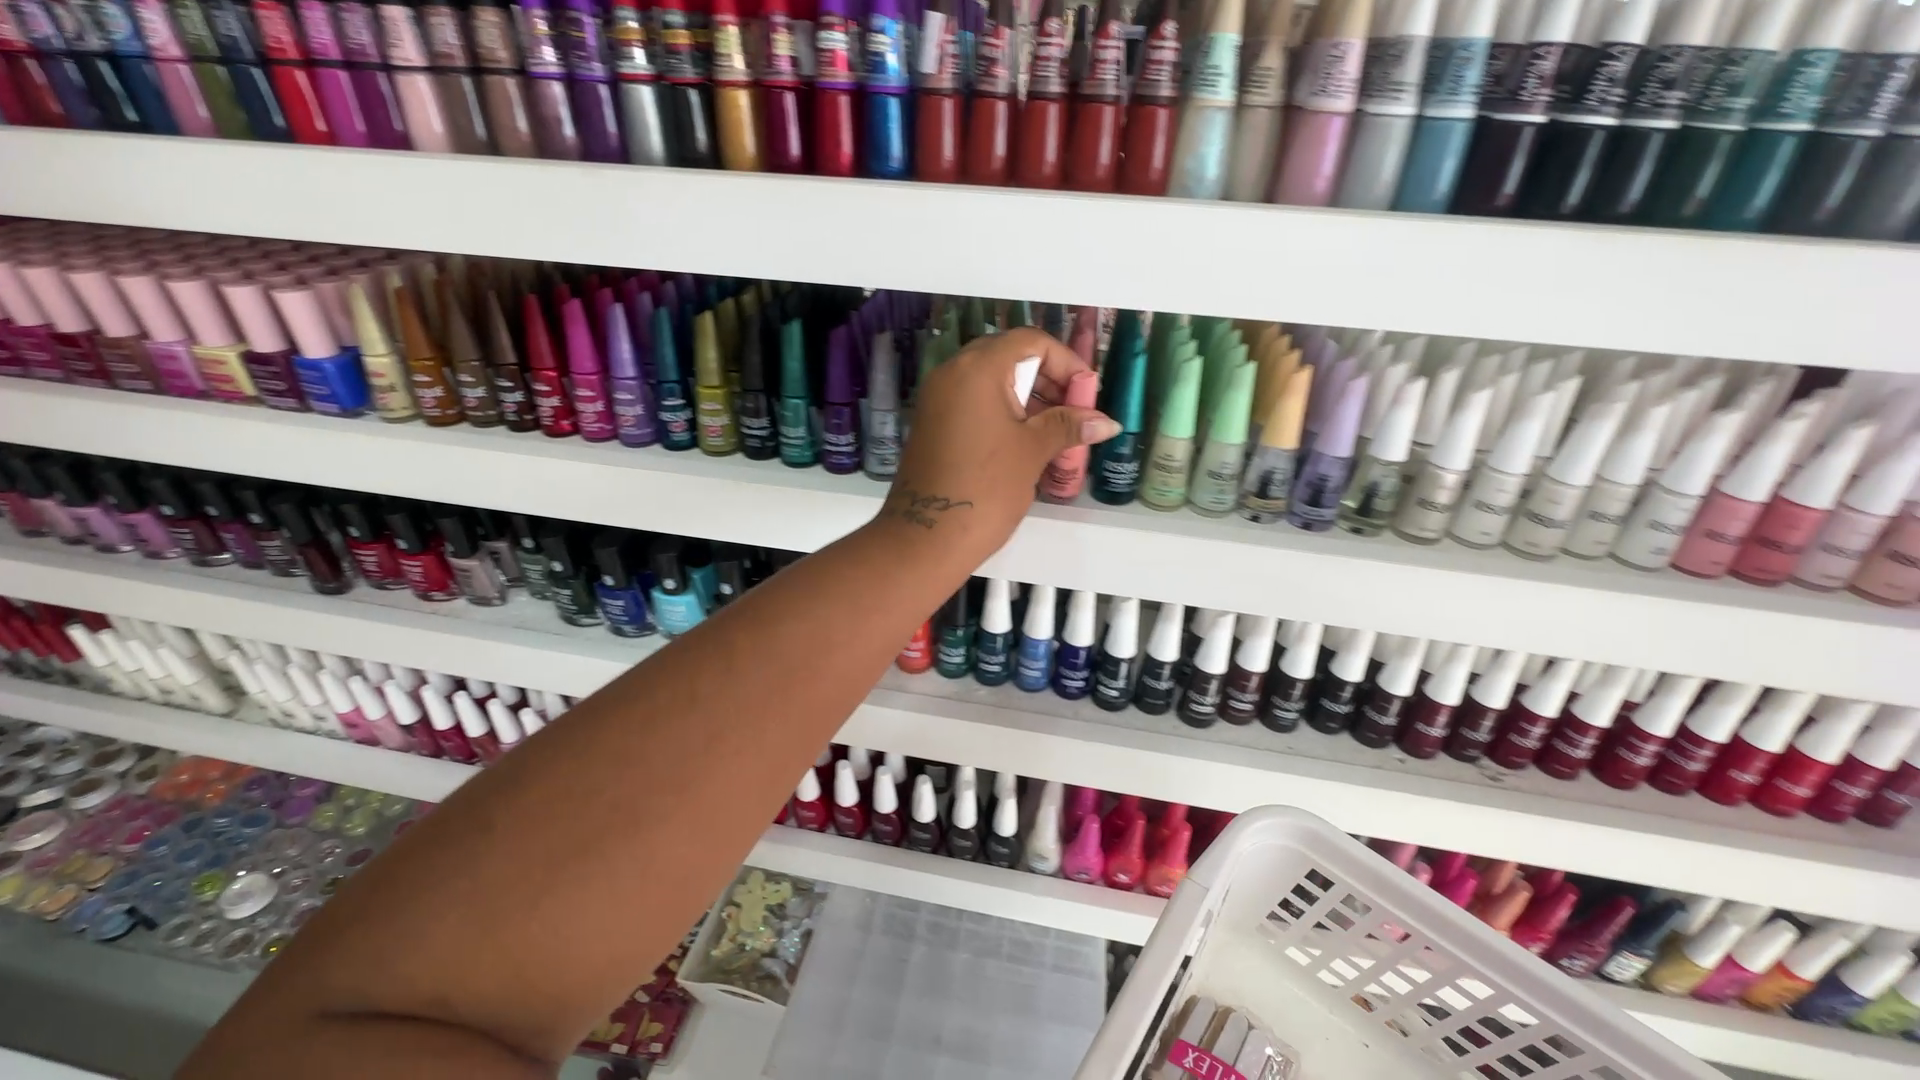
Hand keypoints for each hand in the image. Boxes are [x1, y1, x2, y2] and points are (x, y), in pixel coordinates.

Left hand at [873, 327, 1119, 565]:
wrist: (926, 538)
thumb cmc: (985, 488)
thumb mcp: (1033, 451)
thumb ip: (1069, 426)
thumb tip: (1107, 422)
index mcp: (978, 369)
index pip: (1030, 341)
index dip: (1066, 362)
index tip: (1087, 394)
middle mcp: (952, 374)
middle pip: (1010, 357)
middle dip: (1048, 380)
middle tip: (1074, 413)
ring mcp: (937, 399)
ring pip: (991, 382)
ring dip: (1028, 399)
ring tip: (1056, 434)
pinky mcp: (932, 424)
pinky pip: (974, 404)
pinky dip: (1003, 413)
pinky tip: (1026, 444)